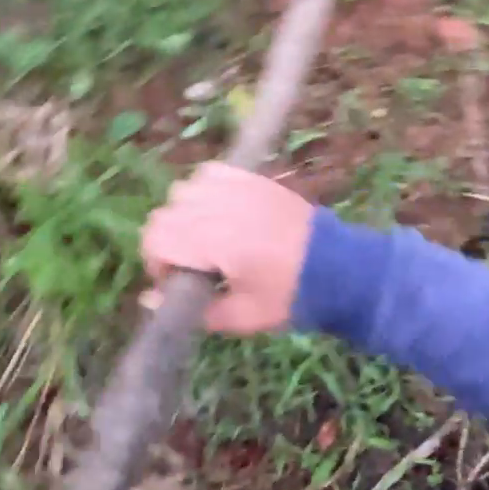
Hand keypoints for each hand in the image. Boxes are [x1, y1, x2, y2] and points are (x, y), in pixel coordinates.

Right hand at [141, 162, 314, 332]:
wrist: (337, 266)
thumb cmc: (288, 295)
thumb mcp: (241, 316)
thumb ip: (195, 310)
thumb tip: (152, 301)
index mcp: (213, 240)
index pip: (156, 237)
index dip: (156, 263)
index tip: (175, 281)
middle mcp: (219, 206)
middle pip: (166, 213)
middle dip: (168, 241)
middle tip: (190, 264)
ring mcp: (237, 187)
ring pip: (184, 190)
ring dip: (184, 214)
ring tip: (205, 239)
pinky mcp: (253, 179)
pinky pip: (210, 173)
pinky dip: (204, 189)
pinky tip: (219, 212)